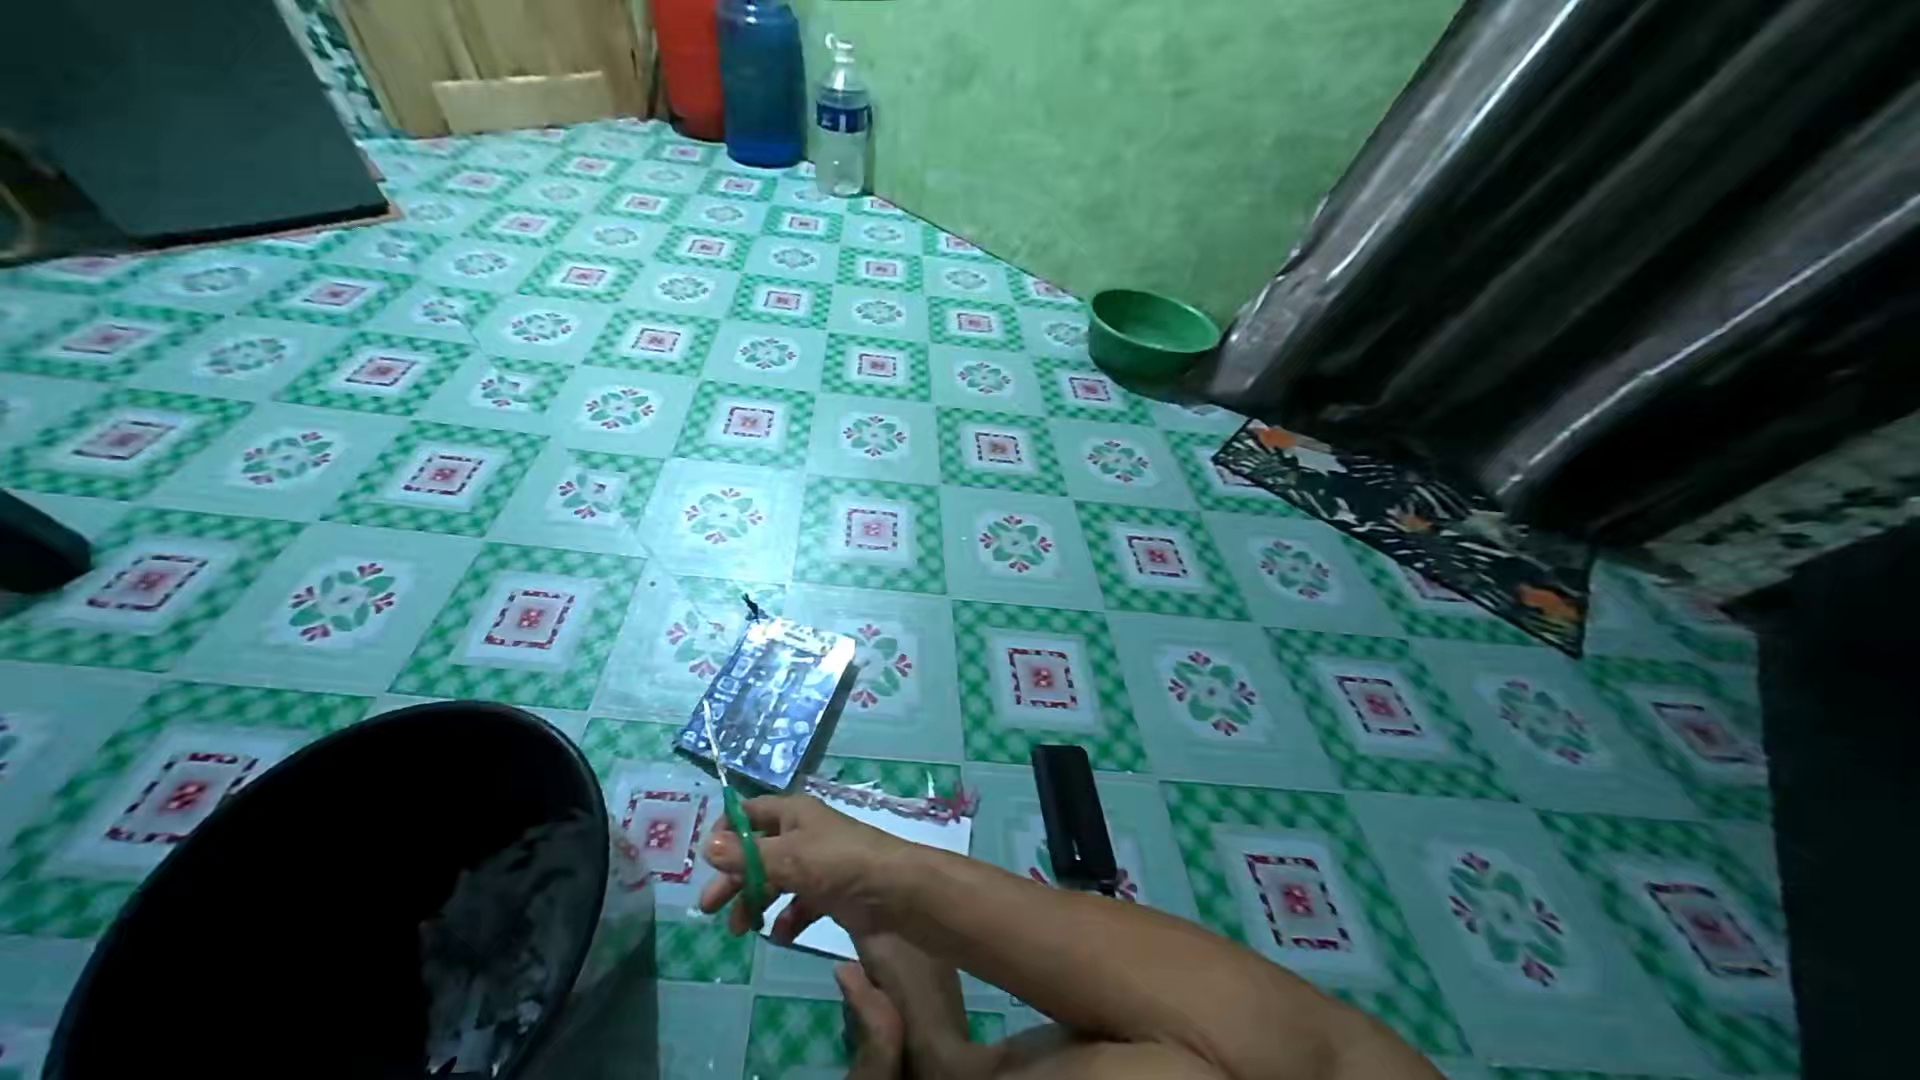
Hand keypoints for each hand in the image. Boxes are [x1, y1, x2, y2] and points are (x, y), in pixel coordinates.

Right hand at [699, 793, 913, 941]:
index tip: (707, 858)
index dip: (728, 830)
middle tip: (709, 908)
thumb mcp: (788, 856)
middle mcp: (804, 834)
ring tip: (742, 929)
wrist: (893, 890)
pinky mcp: (831, 892)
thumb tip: (707, 845)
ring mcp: (818, 864)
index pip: (752, 812)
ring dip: (756, 902)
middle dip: (734, 877)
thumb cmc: (838, 861)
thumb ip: (747, 855)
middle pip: (758, 852)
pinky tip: (781, 934)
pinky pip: (800, 904)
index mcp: (794, 813)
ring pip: (776, 880)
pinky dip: (787, 918)